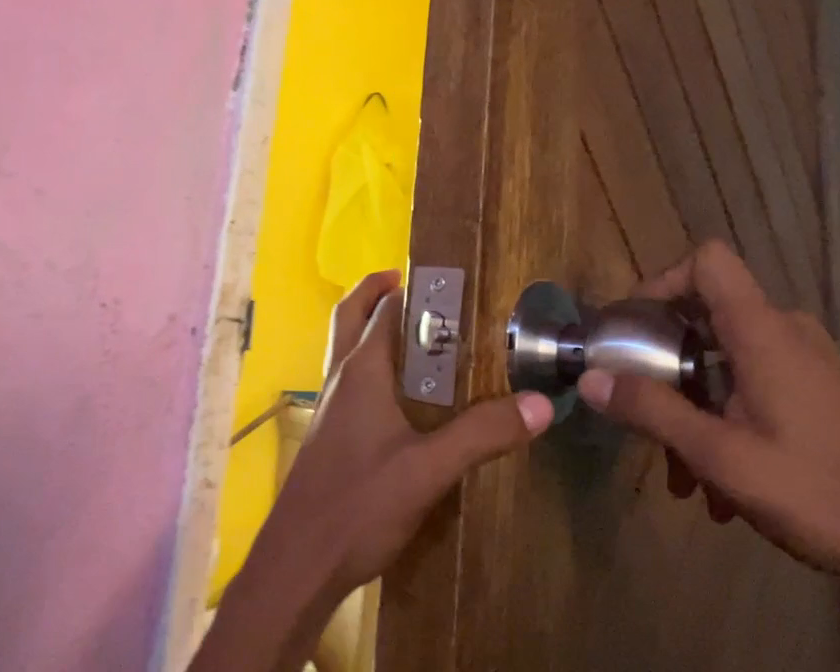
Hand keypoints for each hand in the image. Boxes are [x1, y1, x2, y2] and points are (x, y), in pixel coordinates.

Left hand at [192, 271, 552, 671]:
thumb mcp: (429, 469)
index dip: (413, 286)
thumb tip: (540, 404)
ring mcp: (331, 407)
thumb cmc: (358, 504)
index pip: (383, 308)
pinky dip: (378, 371)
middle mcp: (341, 379)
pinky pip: (354, 384)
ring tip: (427, 339)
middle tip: (420, 288)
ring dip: (377, 332)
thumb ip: (482, 434)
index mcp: (361, 371)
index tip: (450, 278)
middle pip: (351, 317)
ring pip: (349, 350)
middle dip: (379, 294)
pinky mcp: (331, 435)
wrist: (298, 562)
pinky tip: (409, 401)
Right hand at [576, 242, 839, 581]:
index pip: (706, 261)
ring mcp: (807, 364)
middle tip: (645, 420)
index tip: (632, 331)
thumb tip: (591, 378)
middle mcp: (785, 333)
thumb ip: (653, 411)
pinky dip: (727, 422)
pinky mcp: (821, 394)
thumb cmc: (820, 490)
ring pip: (727, 364)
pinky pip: (755, 388)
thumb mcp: (721, 456)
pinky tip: (723, 490)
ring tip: (684, 480)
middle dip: (666, 369)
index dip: (661, 281)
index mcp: (762, 331)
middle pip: (705, 319)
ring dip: (694, 410)